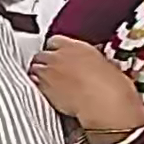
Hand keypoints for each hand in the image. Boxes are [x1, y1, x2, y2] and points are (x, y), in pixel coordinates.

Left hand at [29, 36, 143, 128]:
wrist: (101, 103)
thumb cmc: (110, 86)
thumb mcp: (106, 64)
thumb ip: (92, 59)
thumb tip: (93, 62)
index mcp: (76, 47)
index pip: (55, 41)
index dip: (55, 48)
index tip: (57, 54)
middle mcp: (58, 57)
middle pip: (41, 54)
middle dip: (44, 61)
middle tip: (50, 69)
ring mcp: (47, 72)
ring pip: (34, 68)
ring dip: (37, 72)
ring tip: (46, 80)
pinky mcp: (42, 88)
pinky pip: (33, 83)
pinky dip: (36, 85)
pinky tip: (46, 91)